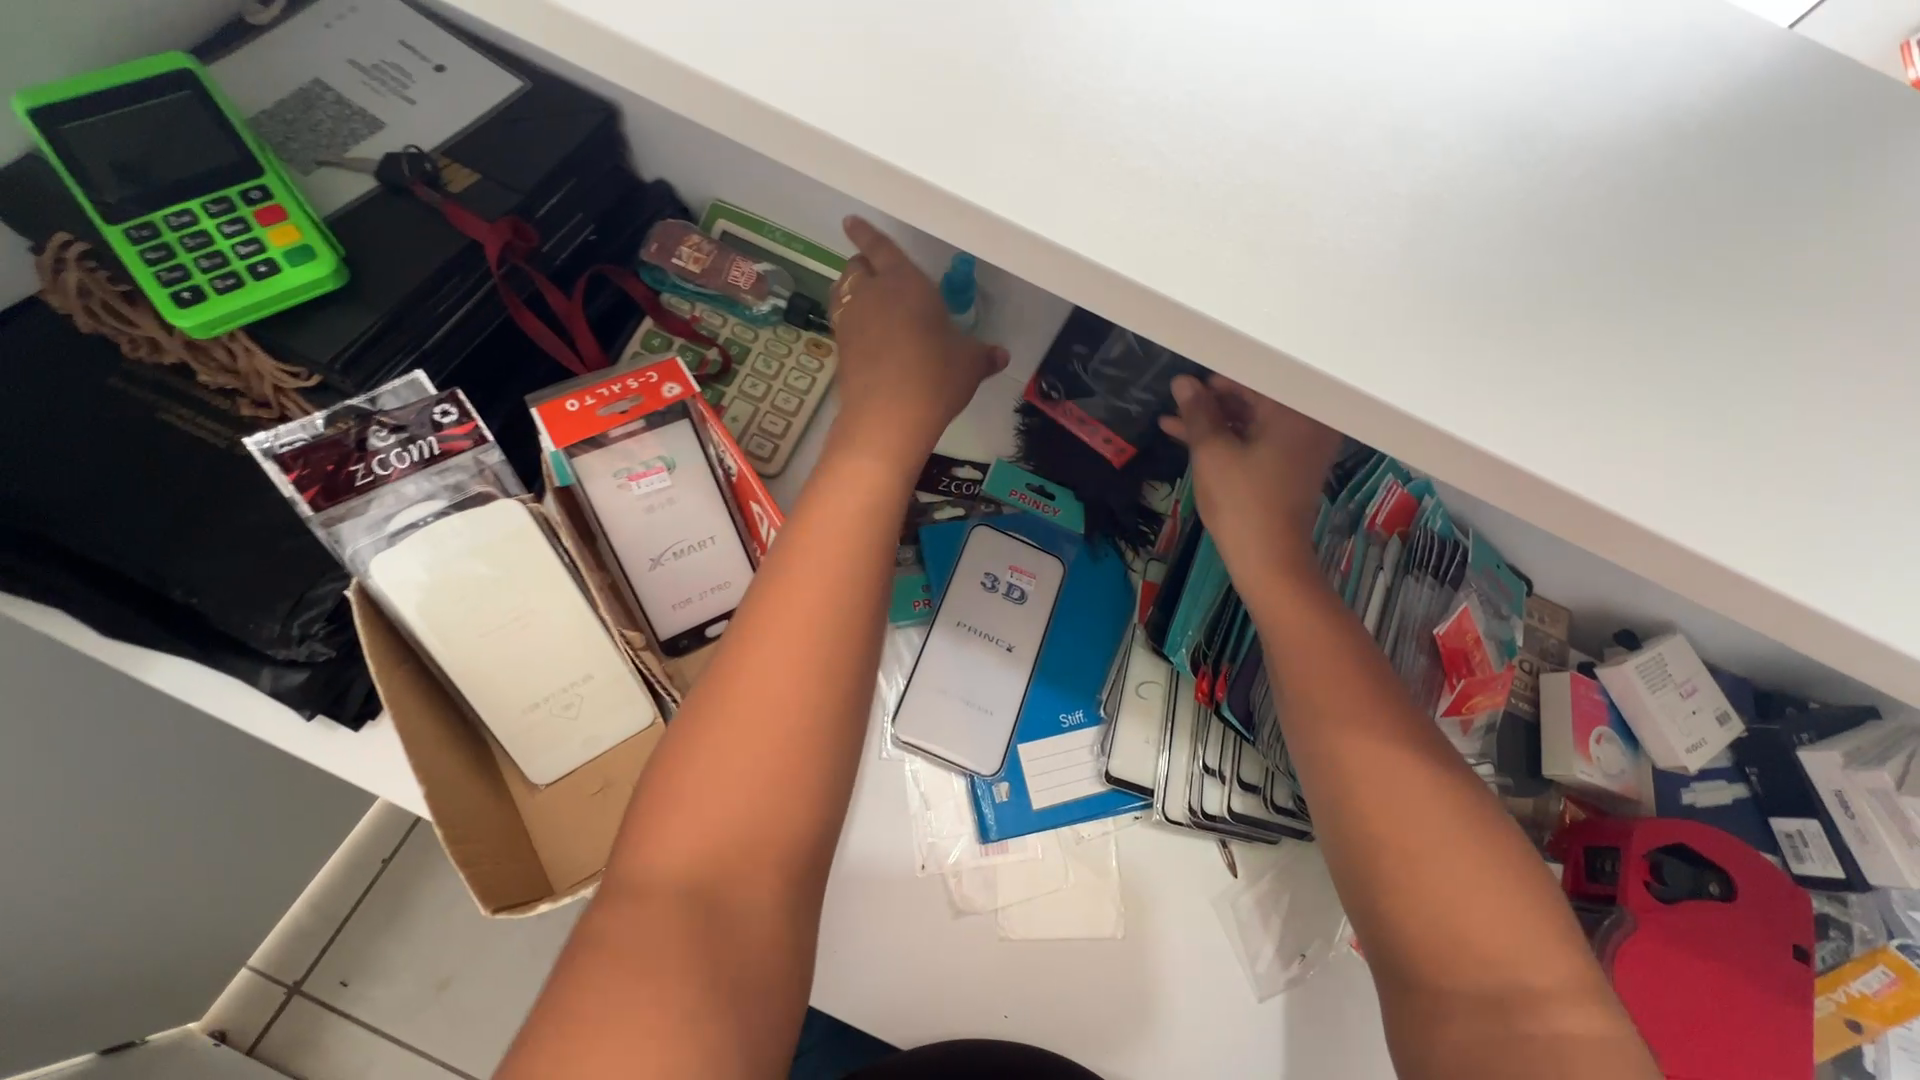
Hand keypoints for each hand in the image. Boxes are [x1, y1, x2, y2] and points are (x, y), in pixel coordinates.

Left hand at [827, 217, 1007, 458]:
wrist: (889, 415)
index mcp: (905, 281)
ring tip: (866, 301)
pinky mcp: (840, 349)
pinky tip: (866, 336)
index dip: (866, 233)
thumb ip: (982, 355)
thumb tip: (1001, 356)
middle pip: (856, 267)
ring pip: (843, 293)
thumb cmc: (936, 376)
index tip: (851, 222)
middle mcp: (872, 293)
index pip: (880, 247)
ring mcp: (851, 321)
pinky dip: (851, 322)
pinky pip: (843, 323)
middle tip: (873, 271)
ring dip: (851, 291)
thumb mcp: (969, 364)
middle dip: (862, 264)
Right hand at [1160, 374, 1342, 586]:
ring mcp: (1301, 445)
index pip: (1251, 377)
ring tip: (1171, 420)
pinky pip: (1257, 439)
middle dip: (1211, 401)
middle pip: (1253, 397)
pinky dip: (1228, 440)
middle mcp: (1307, 421)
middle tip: (1175, 401)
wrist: (1269, 559)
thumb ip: (1197, 412)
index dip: (1213, 379)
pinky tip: (1190, 439)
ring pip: (1251, 420)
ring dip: (1214, 422)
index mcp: (1294, 410)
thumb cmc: (1241, 502)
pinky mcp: (1291, 465)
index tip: (1183, 384)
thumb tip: (1182, 382)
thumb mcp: (1211, 452)